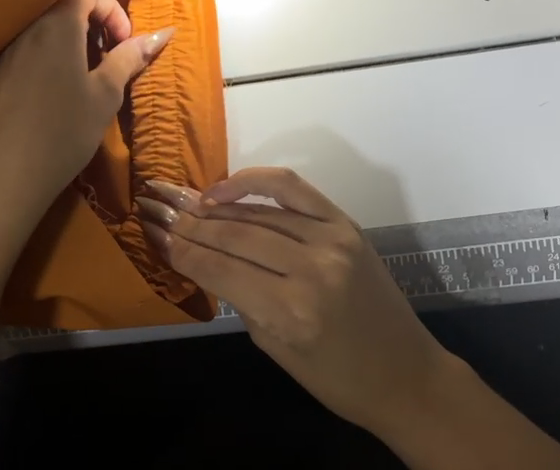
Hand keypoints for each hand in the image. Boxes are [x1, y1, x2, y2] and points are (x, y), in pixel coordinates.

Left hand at [0, 0, 172, 222]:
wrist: (6, 177)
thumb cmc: (64, 131)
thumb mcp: (106, 94)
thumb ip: (130, 58)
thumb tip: (163, 33)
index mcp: (56, 24)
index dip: (110, 8)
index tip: (123, 42)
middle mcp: (27, 27)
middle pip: (61, 2)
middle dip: (91, 18)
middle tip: (107, 52)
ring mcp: (6, 50)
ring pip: (42, 24)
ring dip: (69, 36)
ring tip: (86, 71)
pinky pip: (25, 46)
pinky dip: (47, 52)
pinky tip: (56, 88)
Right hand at [137, 167, 446, 437]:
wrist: (405, 374)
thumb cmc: (336, 378)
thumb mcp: (274, 348)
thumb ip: (237, 298)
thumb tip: (197, 256)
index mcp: (289, 312)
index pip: (219, 269)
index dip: (181, 250)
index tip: (153, 234)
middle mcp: (309, 269)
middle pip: (233, 235)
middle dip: (189, 224)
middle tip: (158, 212)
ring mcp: (330, 240)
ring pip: (256, 212)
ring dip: (213, 205)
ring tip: (184, 202)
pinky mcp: (344, 223)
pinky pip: (292, 188)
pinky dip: (254, 180)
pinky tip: (225, 186)